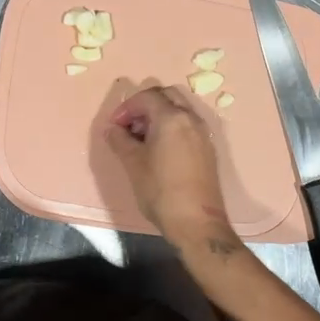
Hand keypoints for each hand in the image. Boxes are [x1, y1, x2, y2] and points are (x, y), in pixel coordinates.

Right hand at [103, 80, 232, 245]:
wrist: (197, 224)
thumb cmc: (161, 191)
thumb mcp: (133, 164)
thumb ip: (120, 140)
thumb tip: (112, 129)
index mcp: (172, 118)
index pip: (147, 97)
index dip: (127, 107)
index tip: (115, 126)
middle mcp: (191, 119)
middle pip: (166, 96)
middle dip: (145, 106)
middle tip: (129, 126)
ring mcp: (202, 133)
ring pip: (178, 110)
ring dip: (158, 115)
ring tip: (142, 139)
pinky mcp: (207, 149)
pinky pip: (187, 125)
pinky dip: (171, 127)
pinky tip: (159, 150)